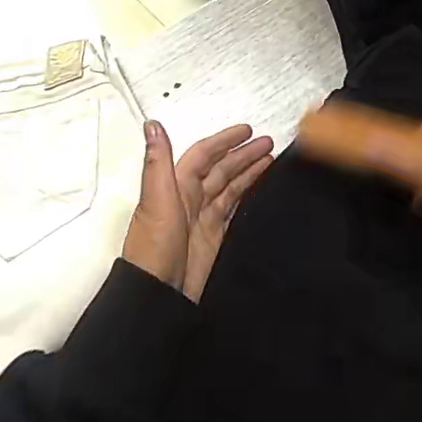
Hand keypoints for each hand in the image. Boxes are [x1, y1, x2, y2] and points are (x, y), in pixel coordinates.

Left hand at [121, 121, 273, 297]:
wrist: (158, 297)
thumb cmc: (154, 249)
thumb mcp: (156, 200)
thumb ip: (158, 162)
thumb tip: (152, 125)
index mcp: (175, 186)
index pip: (203, 154)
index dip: (224, 140)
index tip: (246, 130)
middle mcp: (189, 198)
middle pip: (221, 168)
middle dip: (243, 153)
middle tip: (267, 142)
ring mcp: (202, 217)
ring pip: (229, 185)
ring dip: (248, 169)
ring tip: (270, 157)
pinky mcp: (214, 235)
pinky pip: (233, 206)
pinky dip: (246, 192)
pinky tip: (259, 184)